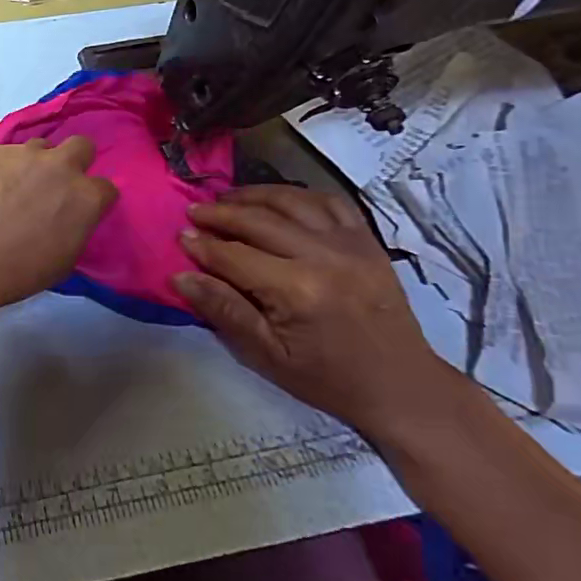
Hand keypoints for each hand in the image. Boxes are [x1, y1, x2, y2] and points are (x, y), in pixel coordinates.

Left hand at [0, 138, 115, 350]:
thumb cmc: (16, 272)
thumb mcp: (63, 261)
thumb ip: (76, 229)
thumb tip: (70, 218)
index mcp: (86, 197)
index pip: (106, 188)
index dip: (94, 200)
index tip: (81, 211)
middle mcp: (60, 166)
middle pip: (81, 147)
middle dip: (75, 162)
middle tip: (56, 185)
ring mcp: (23, 153)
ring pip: (39, 146)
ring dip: (35, 163)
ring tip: (14, 188)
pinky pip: (2, 154)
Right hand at [171, 185, 449, 430]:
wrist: (401, 385)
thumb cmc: (328, 379)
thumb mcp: (267, 357)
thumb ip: (224, 311)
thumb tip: (181, 276)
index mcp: (298, 290)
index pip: (236, 256)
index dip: (204, 245)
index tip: (180, 236)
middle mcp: (324, 256)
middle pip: (260, 220)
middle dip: (221, 214)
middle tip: (194, 211)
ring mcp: (350, 243)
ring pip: (292, 201)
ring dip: (254, 195)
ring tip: (227, 199)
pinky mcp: (368, 239)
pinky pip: (328, 201)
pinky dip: (298, 194)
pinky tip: (278, 199)